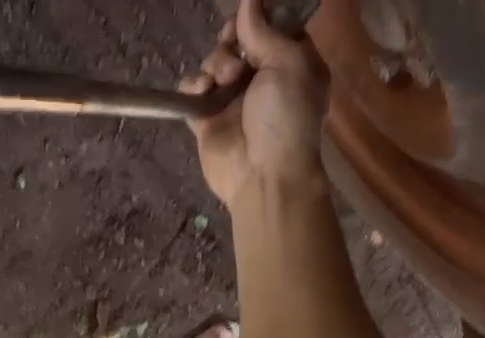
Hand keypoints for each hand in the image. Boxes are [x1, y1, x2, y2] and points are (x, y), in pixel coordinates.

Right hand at [183, 0, 326, 206]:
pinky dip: (193, 86)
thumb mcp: (288, 63)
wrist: (262, 174)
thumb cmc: (286, 117)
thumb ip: (264, 30)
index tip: (249, 16)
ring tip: (223, 81)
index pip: (272, 28)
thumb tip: (249, 1)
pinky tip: (201, 91)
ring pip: (215, 63)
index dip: (258, 18)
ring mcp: (232, 100)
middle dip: (232, 40)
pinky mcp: (206, 119)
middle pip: (238, 42)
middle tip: (233, 46)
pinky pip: (193, 90)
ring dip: (215, 64)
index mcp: (291, 63)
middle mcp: (262, 79)